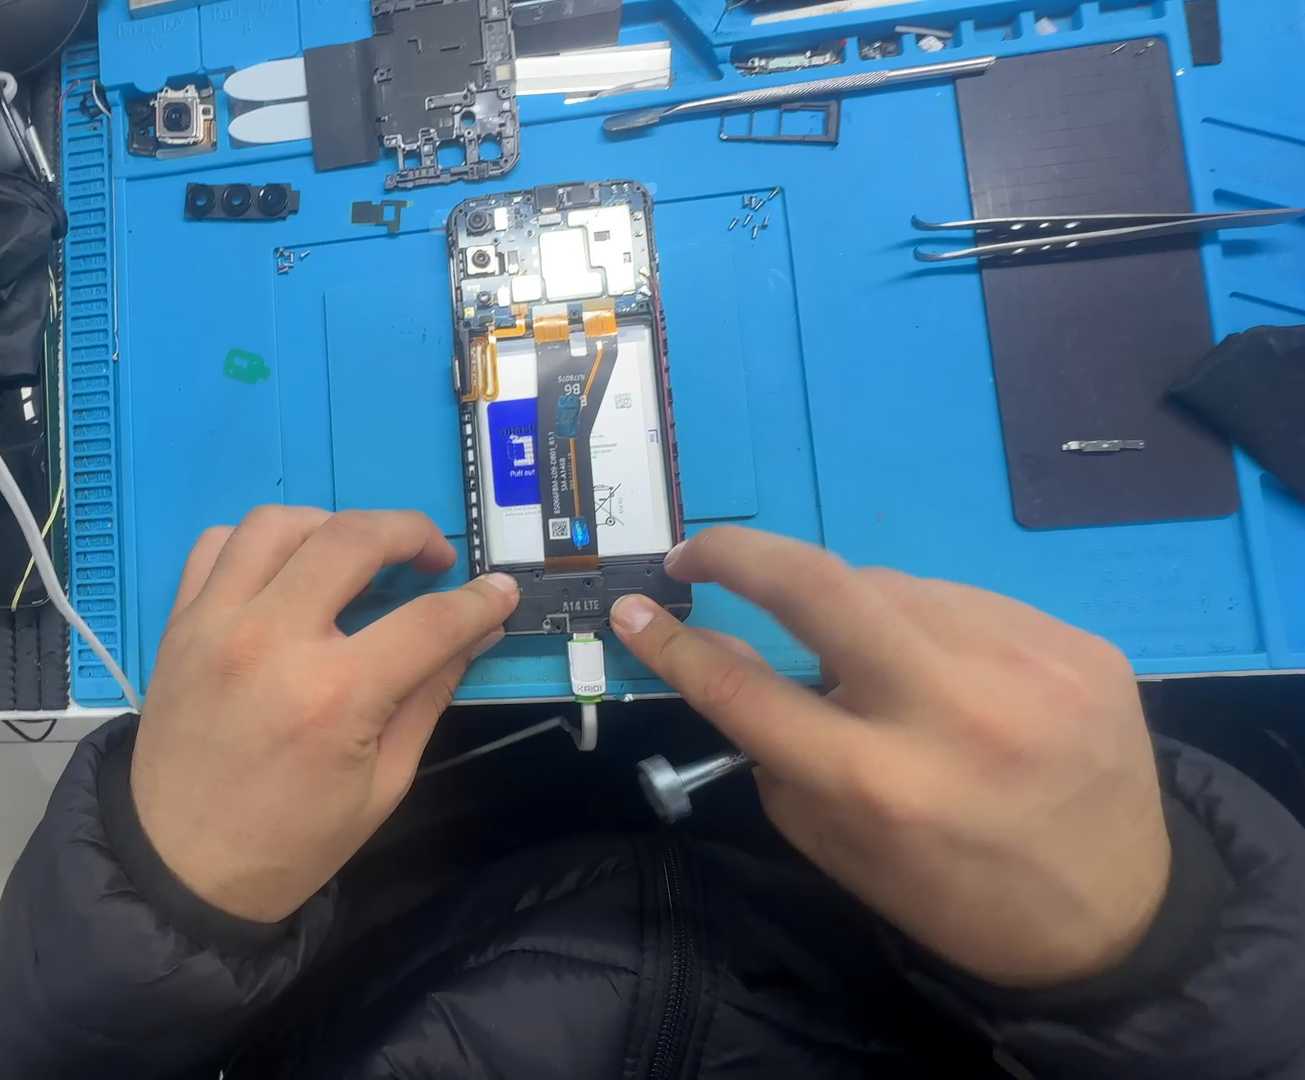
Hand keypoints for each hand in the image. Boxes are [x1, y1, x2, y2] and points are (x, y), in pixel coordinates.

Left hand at [131, 507, 518, 922]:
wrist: (179, 868)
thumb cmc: (293, 841)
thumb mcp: (384, 782)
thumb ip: (431, 694)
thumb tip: (475, 633)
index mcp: (334, 694)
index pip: (428, 620)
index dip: (478, 601)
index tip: (499, 591)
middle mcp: (271, 639)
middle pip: (352, 539)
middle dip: (410, 532)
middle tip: (433, 556)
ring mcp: (215, 623)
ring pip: (278, 523)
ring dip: (331, 525)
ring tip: (356, 554)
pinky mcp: (179, 624)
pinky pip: (215, 544)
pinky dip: (258, 541)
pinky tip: (284, 569)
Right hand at [610, 526, 1169, 988]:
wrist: (1119, 918)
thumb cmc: (933, 883)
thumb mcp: (817, 823)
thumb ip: (758, 727)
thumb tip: (709, 638)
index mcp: (876, 781)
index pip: (741, 685)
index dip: (672, 642)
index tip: (631, 609)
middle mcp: (952, 712)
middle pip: (818, 585)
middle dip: (735, 553)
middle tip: (691, 555)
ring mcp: (1028, 667)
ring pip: (881, 583)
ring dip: (834, 603)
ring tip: (843, 649)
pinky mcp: (1077, 646)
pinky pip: (948, 598)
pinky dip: (906, 618)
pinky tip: (923, 662)